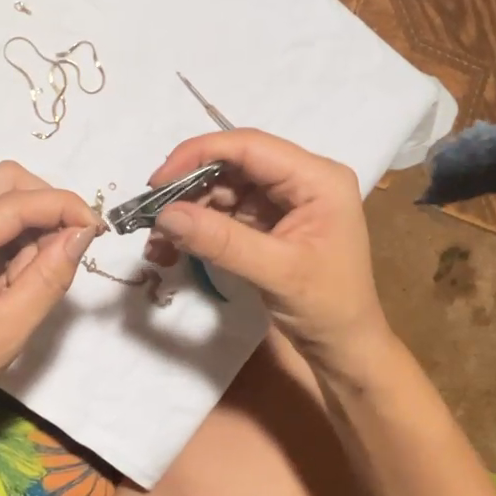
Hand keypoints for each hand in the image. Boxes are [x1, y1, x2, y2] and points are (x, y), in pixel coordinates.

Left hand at [0, 161, 102, 410]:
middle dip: (47, 203)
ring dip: (35, 222)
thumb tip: (83, 234)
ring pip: (3, 195)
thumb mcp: (10, 327)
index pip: (13, 202)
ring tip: (39, 270)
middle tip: (71, 242)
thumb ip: (48, 279)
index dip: (60, 206)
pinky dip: (23, 235)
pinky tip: (24, 273)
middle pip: (5, 181)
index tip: (96, 229)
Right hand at [148, 129, 390, 377]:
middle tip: (151, 214)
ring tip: (157, 239)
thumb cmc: (327, 307)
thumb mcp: (277, 272)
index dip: (199, 155)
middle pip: (233, 164)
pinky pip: (223, 212)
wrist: (344, 348)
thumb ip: (221, 241)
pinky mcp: (266, 223)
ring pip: (223, 187)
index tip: (156, 182)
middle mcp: (300, 180)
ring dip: (188, 209)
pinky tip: (172, 246)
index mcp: (317, 178)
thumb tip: (165, 216)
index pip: (250, 147)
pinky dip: (197, 227)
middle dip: (188, 185)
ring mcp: (282, 202)